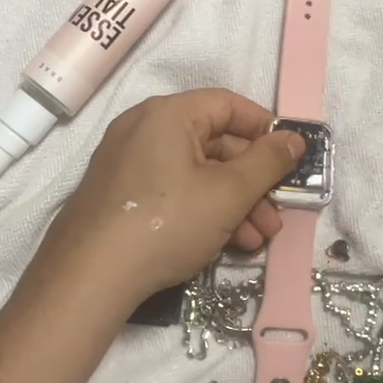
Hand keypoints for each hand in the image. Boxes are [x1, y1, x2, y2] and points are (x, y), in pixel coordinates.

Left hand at [36, 89, 303, 309]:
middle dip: (253, 181)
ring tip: (259, 239)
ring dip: (234, 202)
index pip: (228, 105)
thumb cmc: (166, 222)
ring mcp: (129, 162)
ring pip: (196, 172)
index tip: (290, 158)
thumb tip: (294, 138)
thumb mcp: (228, 193)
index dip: (264, 128)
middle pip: (214, 143)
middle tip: (279, 213)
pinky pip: (173, 189)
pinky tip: (228, 244)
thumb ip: (267, 163)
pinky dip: (203, 209)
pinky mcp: (121, 194)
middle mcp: (145, 128)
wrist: (88, 277)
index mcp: (168, 114)